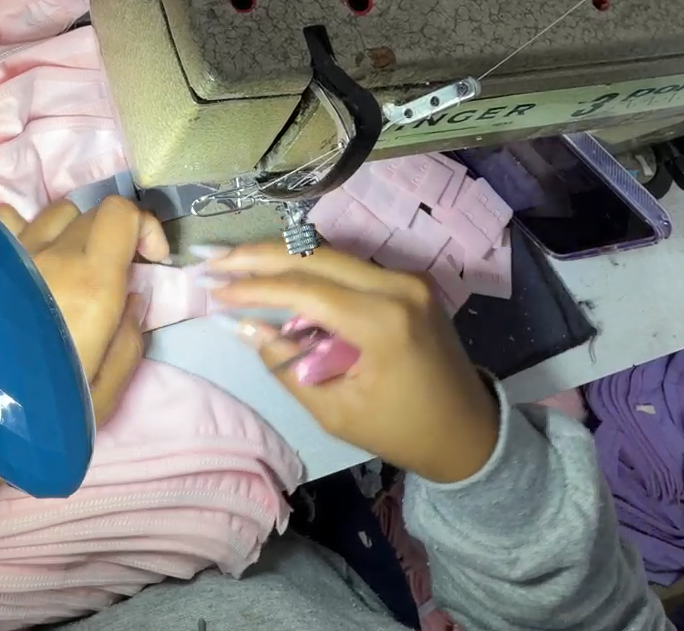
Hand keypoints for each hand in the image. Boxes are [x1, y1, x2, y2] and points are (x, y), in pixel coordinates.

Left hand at [0, 196, 165, 509]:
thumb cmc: (41, 416)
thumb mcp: (105, 394)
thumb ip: (130, 340)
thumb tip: (132, 298)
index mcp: (91, 285)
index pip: (121, 213)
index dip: (144, 226)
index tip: (148, 258)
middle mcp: (52, 256)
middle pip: (94, 212)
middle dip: (114, 236)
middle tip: (111, 275)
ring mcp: (11, 254)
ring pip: (56, 213)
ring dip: (73, 233)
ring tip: (69, 270)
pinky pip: (8, 221)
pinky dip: (25, 231)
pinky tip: (26, 263)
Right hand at [210, 244, 500, 483]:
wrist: (470, 432)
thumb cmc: (403, 431)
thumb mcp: (335, 411)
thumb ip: (285, 364)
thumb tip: (241, 325)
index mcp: (384, 322)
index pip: (304, 288)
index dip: (253, 286)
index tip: (212, 289)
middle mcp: (397, 286)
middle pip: (312, 254)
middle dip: (256, 255)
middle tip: (212, 260)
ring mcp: (405, 277)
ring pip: (325, 251)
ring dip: (277, 256)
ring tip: (232, 261)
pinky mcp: (405, 279)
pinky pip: (343, 265)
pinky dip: (304, 267)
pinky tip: (271, 272)